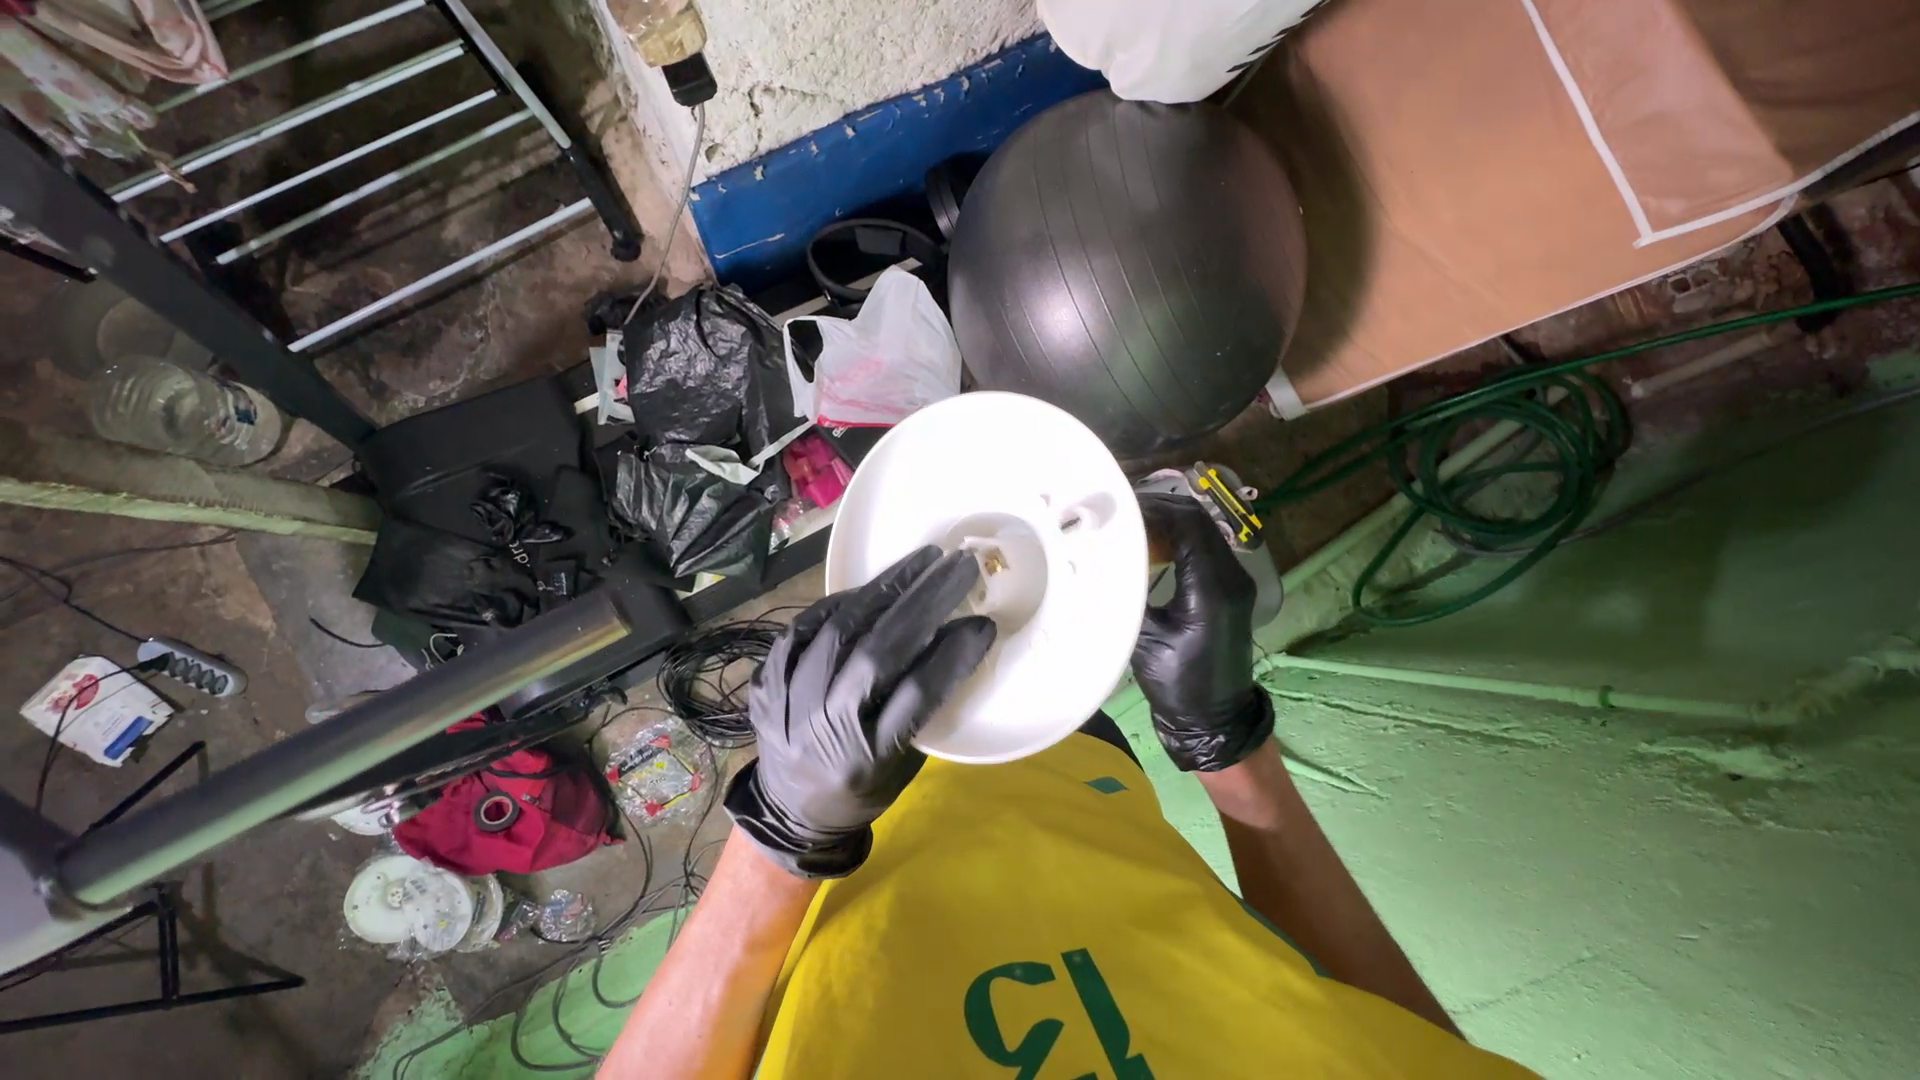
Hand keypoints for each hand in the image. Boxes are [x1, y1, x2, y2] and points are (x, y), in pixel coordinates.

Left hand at [725, 547, 996, 876]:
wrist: (791, 811)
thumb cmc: (865, 786)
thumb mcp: (905, 760)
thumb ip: (923, 705)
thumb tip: (954, 634)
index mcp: (870, 758)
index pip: (919, 693)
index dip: (954, 654)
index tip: (984, 622)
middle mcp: (826, 729)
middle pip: (879, 652)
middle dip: (925, 601)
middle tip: (958, 566)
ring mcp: (789, 703)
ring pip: (839, 631)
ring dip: (884, 589)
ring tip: (920, 562)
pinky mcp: (767, 684)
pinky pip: (802, 629)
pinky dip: (838, 604)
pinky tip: (869, 588)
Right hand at [1133, 493, 1273, 771]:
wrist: (1217, 720)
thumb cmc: (1180, 686)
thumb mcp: (1145, 639)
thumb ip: (1129, 595)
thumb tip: (1100, 560)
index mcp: (1214, 588)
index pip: (1188, 525)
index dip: (1153, 509)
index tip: (1116, 509)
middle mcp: (1232, 575)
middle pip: (1198, 519)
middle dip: (1158, 508)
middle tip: (1117, 511)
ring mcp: (1234, 579)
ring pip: (1201, 529)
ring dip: (1167, 520)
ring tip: (1128, 524)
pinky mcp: (1227, 586)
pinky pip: (1202, 546)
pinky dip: (1175, 536)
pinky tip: (1147, 544)